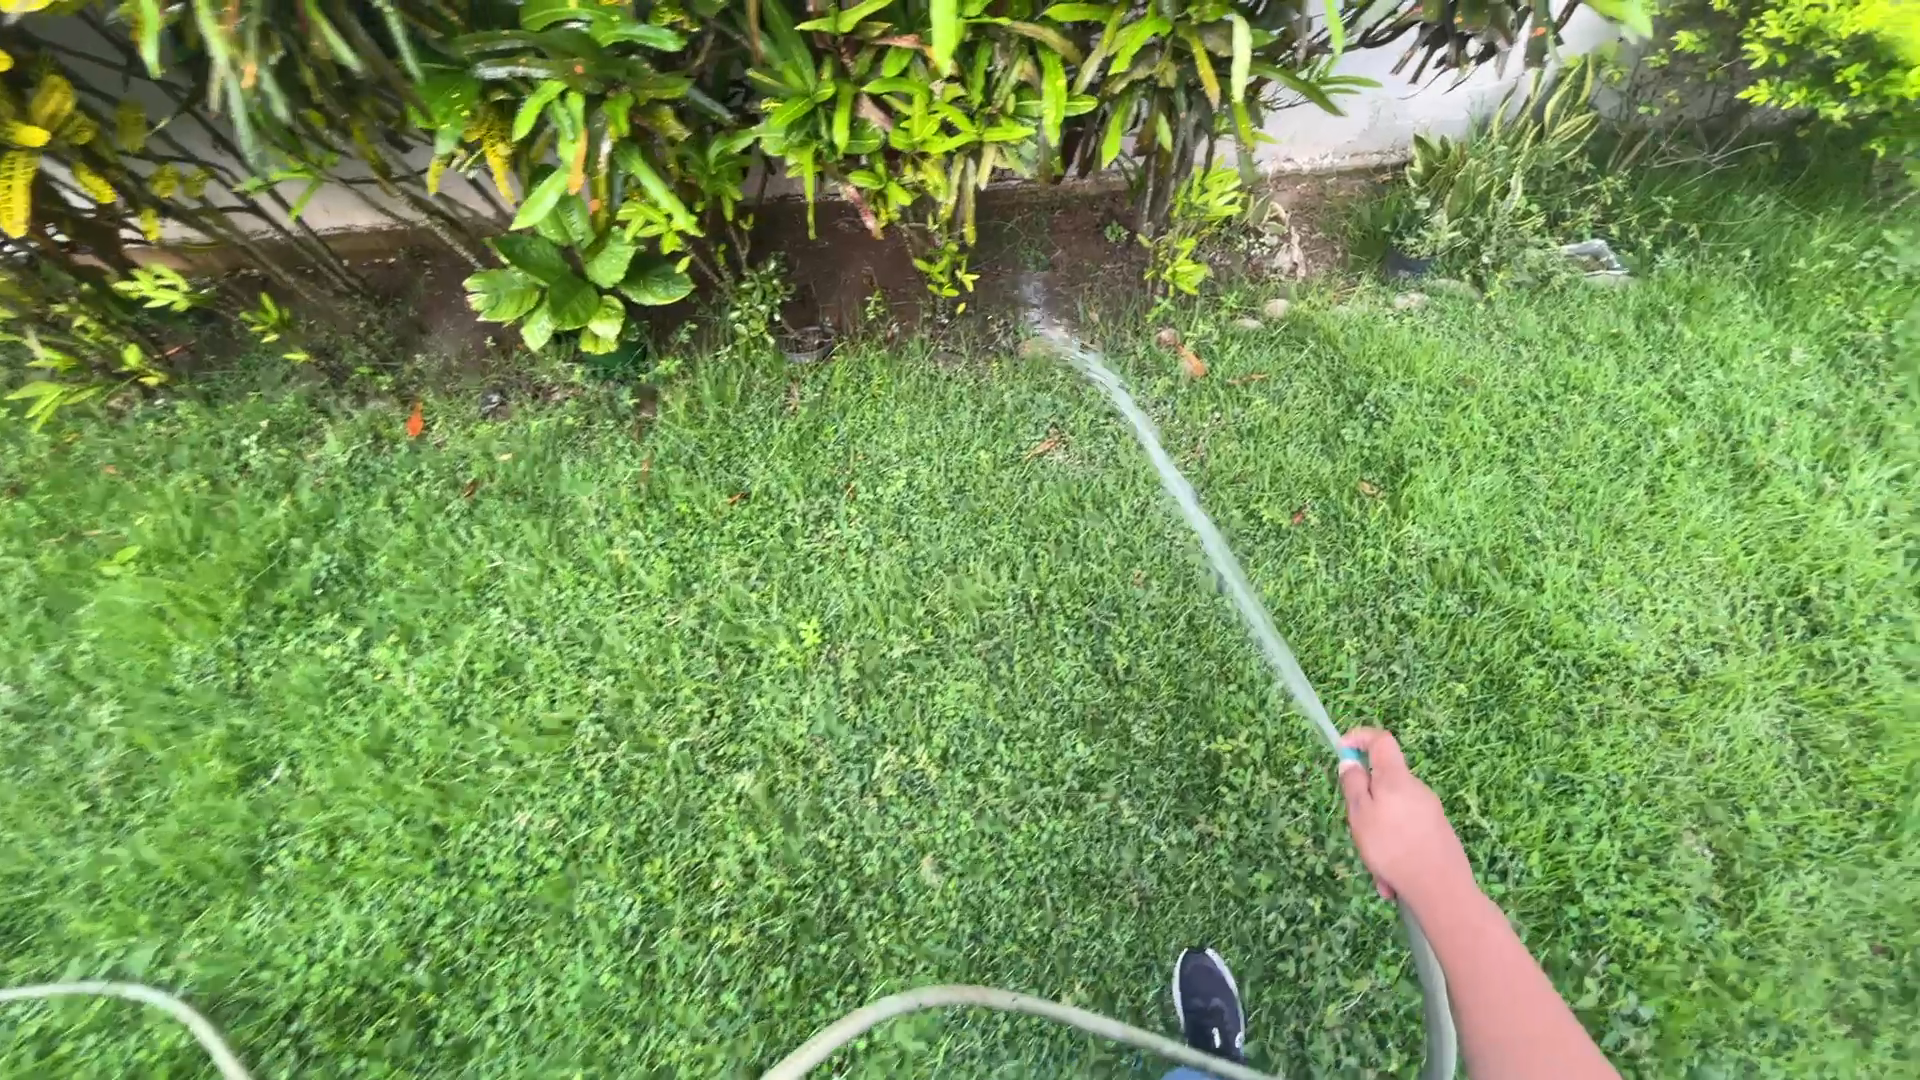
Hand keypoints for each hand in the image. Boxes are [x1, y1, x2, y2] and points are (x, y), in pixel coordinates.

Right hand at [1337, 727, 1475, 907]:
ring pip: (1393, 812)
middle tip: (1357, 826)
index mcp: (1396, 778)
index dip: (1359, 737)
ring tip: (1375, 867)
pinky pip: (1407, 832)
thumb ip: (1353, 784)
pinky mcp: (1439, 834)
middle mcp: (1417, 789)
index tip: (1342, 751)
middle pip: (1385, 781)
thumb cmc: (1392, 847)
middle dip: (1366, 801)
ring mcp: (1431, 812)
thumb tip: (1350, 763)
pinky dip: (1394, 848)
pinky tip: (1391, 881)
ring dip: (1379, 833)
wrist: (1443, 892)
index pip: (1381, 740)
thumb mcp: (1360, 813)